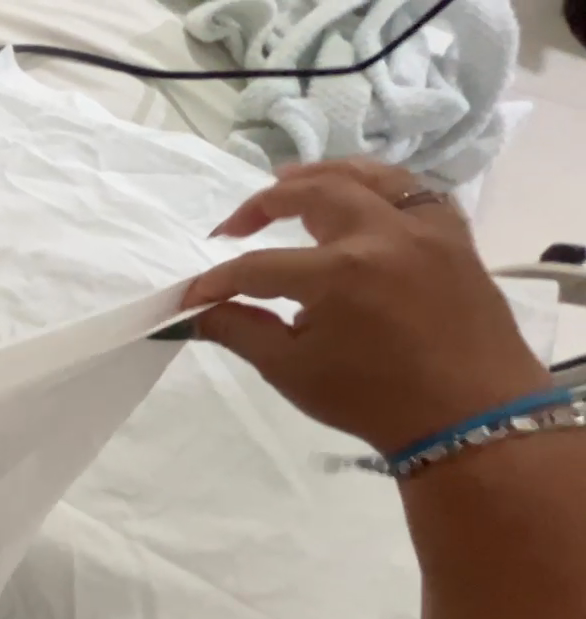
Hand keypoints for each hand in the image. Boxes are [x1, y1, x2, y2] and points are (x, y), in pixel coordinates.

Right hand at [185, 159, 552, 454]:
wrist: (463, 408)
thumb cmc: (366, 394)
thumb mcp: (287, 366)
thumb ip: (238, 329)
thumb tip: (200, 311)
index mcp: (338, 274)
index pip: (255, 267)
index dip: (214, 283)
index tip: (189, 300)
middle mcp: (384, 236)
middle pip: (315, 193)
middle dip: (262, 205)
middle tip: (229, 228)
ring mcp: (426, 230)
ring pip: (371, 176)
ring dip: (322, 175)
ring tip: (286, 181)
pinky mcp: (452, 236)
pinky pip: (412, 191)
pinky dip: (374, 187)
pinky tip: (350, 200)